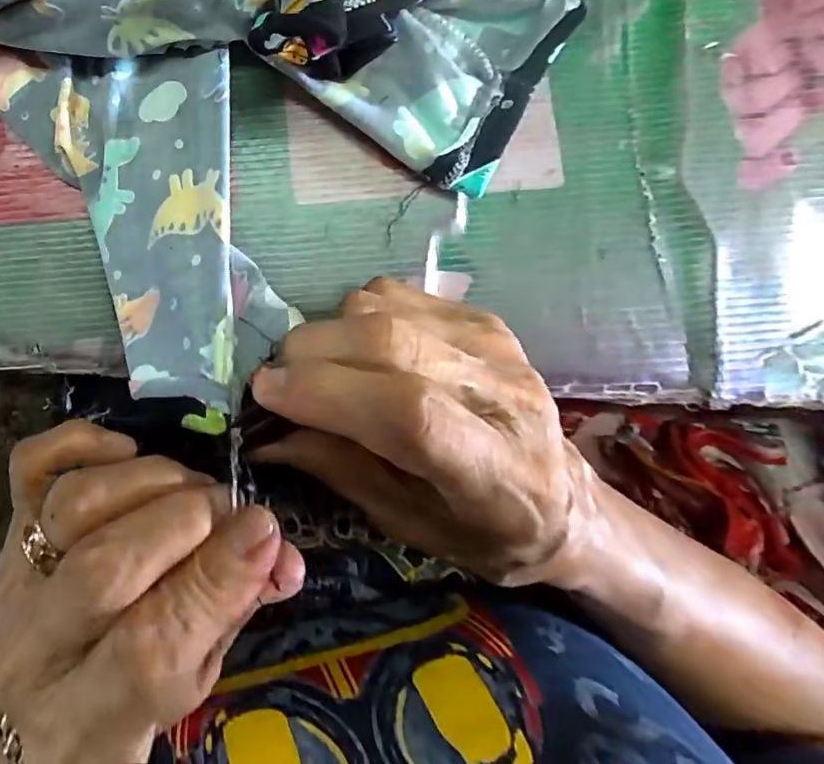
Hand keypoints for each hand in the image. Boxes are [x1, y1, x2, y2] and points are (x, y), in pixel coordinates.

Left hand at [0, 421, 304, 762]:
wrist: (35, 716)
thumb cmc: (125, 707)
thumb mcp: (188, 687)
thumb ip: (228, 614)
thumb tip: (279, 549)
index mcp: (90, 716)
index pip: (149, 645)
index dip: (213, 579)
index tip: (265, 531)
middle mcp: (37, 644)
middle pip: (104, 567)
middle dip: (181, 521)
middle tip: (228, 506)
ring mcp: (13, 578)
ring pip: (72, 506)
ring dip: (147, 481)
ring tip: (191, 488)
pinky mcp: (5, 528)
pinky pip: (29, 466)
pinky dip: (80, 443)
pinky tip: (125, 451)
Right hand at [248, 278, 596, 585]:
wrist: (562, 496)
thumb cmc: (478, 530)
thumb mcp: (403, 523)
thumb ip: (333, 467)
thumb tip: (262, 430)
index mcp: (492, 470)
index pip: (406, 411)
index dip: (326, 392)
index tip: (265, 392)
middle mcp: (500, 393)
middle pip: (384, 343)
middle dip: (306, 355)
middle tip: (276, 381)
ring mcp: (491, 343)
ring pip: (375, 309)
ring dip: (324, 334)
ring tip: (321, 369)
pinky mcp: (478, 315)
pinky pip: (386, 293)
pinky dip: (350, 316)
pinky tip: (358, 349)